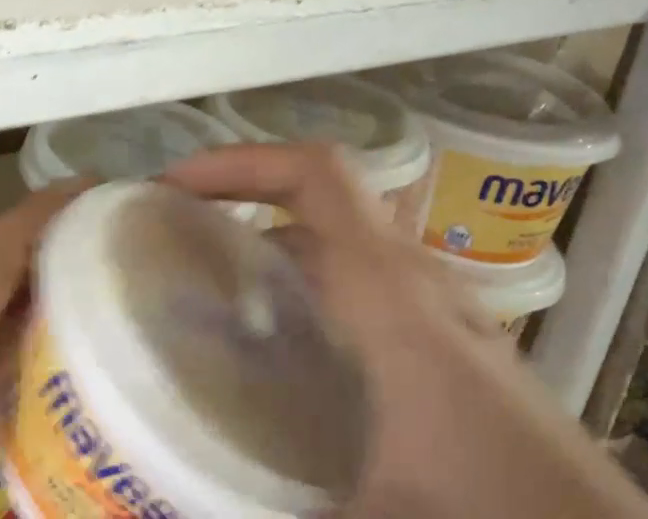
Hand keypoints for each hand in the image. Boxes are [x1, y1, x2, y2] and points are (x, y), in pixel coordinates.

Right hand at [166, 144, 647, 518]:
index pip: (315, 174)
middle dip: (242, 206)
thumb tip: (170, 502)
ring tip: (218, 297)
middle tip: (178, 243)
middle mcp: (411, 280)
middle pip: (316, 204)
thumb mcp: (356, 496)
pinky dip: (312, 292)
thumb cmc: (478, 495)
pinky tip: (288, 357)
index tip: (173, 186)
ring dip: (276, 252)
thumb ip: (259, 490)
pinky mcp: (454, 344)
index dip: (239, 162)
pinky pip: (362, 286)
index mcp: (384, 288)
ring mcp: (439, 309)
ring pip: (339, 248)